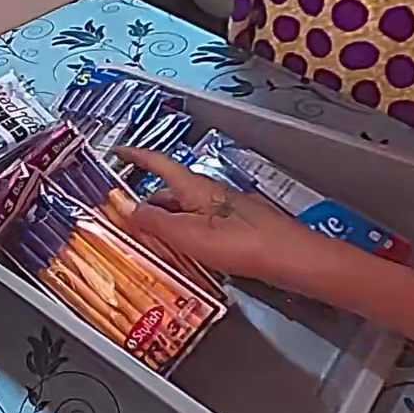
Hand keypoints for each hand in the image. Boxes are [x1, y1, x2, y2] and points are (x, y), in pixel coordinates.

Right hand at [118, 146, 359, 288]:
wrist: (296, 260)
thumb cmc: (244, 245)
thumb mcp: (190, 236)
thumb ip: (156, 223)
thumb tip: (127, 209)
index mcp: (195, 188)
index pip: (159, 164)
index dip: (136, 156)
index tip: (117, 152)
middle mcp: (209, 193)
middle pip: (169, 191)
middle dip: (144, 202)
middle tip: (124, 219)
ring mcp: (225, 210)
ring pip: (183, 209)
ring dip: (163, 221)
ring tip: (146, 242)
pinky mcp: (237, 227)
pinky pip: (198, 223)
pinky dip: (181, 233)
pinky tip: (180, 252)